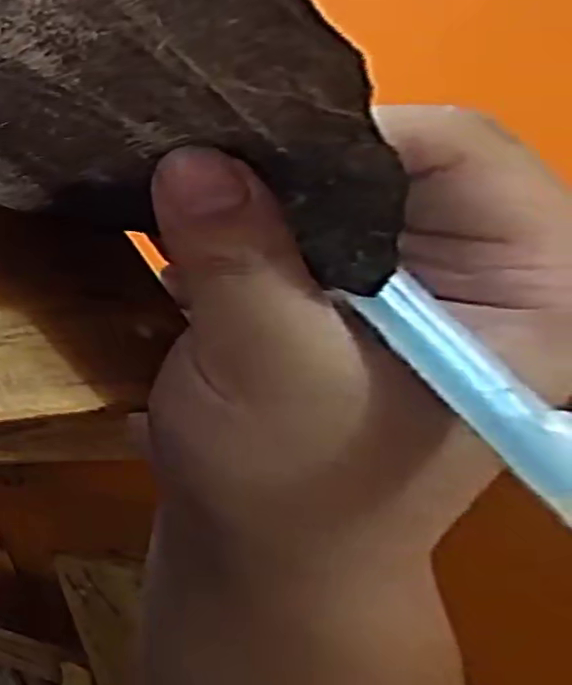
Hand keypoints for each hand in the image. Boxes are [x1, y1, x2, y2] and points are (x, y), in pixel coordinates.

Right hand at [143, 106, 571, 569]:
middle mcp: (471, 270)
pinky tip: (172, 232)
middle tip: (173, 167)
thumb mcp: (262, 362)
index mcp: (523, 284)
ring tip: (161, 193)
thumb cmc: (281, 471)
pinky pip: (280, 232)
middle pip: (381, 165)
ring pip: (320, 196)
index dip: (334, 135)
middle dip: (270, 161)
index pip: (450, 151)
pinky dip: (223, 223)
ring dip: (237, 192)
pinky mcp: (327, 301)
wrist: (255, 549)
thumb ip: (237, 257)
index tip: (216, 149)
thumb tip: (186, 157)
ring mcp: (394, 287)